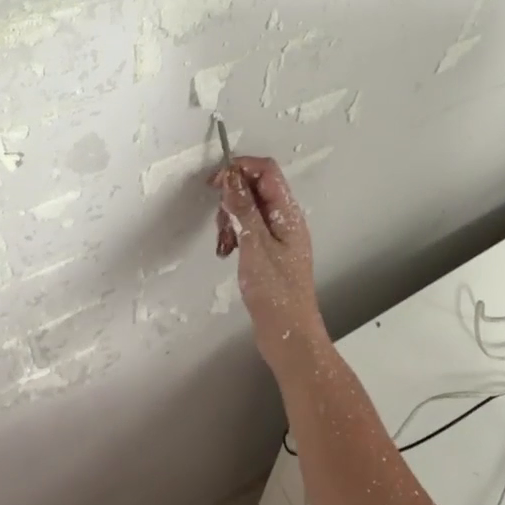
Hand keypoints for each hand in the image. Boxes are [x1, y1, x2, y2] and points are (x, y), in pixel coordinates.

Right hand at [212, 156, 324, 365]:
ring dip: (230, 219)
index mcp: (288, 214)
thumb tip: (232, 176)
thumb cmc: (276, 293)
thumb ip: (244, 209)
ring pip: (248, 210)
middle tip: (221, 223)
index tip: (216, 183)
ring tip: (224, 244)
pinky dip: (234, 236)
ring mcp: (278, 236)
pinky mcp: (269, 252)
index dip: (241, 169)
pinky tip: (227, 253)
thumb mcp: (255, 246)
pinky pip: (248, 230)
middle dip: (232, 198)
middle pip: (256, 188)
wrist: (289, 336)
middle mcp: (286, 220)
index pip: (267, 171)